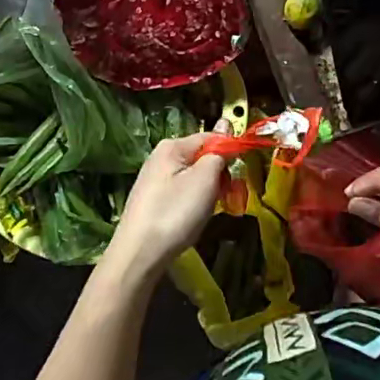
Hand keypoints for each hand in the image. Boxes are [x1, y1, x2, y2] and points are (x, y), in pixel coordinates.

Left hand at [106, 134, 224, 275]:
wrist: (139, 252)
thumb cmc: (175, 212)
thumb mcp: (205, 179)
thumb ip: (218, 154)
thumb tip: (225, 127)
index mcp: (171, 146)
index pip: (210, 137)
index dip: (229, 152)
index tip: (240, 174)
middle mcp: (160, 158)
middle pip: (201, 158)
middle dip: (217, 176)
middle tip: (224, 197)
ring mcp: (154, 180)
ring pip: (193, 178)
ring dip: (206, 193)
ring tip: (205, 212)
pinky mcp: (151, 200)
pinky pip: (181, 194)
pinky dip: (192, 204)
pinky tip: (189, 221)